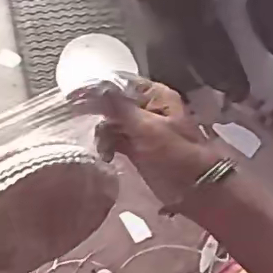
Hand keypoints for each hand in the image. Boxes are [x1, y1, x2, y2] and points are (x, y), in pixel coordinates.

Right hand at [95, 81, 225, 207]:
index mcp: (156, 96)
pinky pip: (114, 140)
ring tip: (102, 149)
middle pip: (115, 103)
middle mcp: (147, 108)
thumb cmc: (175, 154)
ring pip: (112, 123)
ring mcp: (141, 129)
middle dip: (100, 114)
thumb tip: (96, 87)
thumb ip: (120, 107)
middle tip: (83, 123)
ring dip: (103, 134)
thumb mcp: (148, 127)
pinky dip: (107, 146)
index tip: (78, 97)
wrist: (194, 189)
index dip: (101, 89)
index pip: (123, 84)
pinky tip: (106, 156)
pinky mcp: (136, 148)